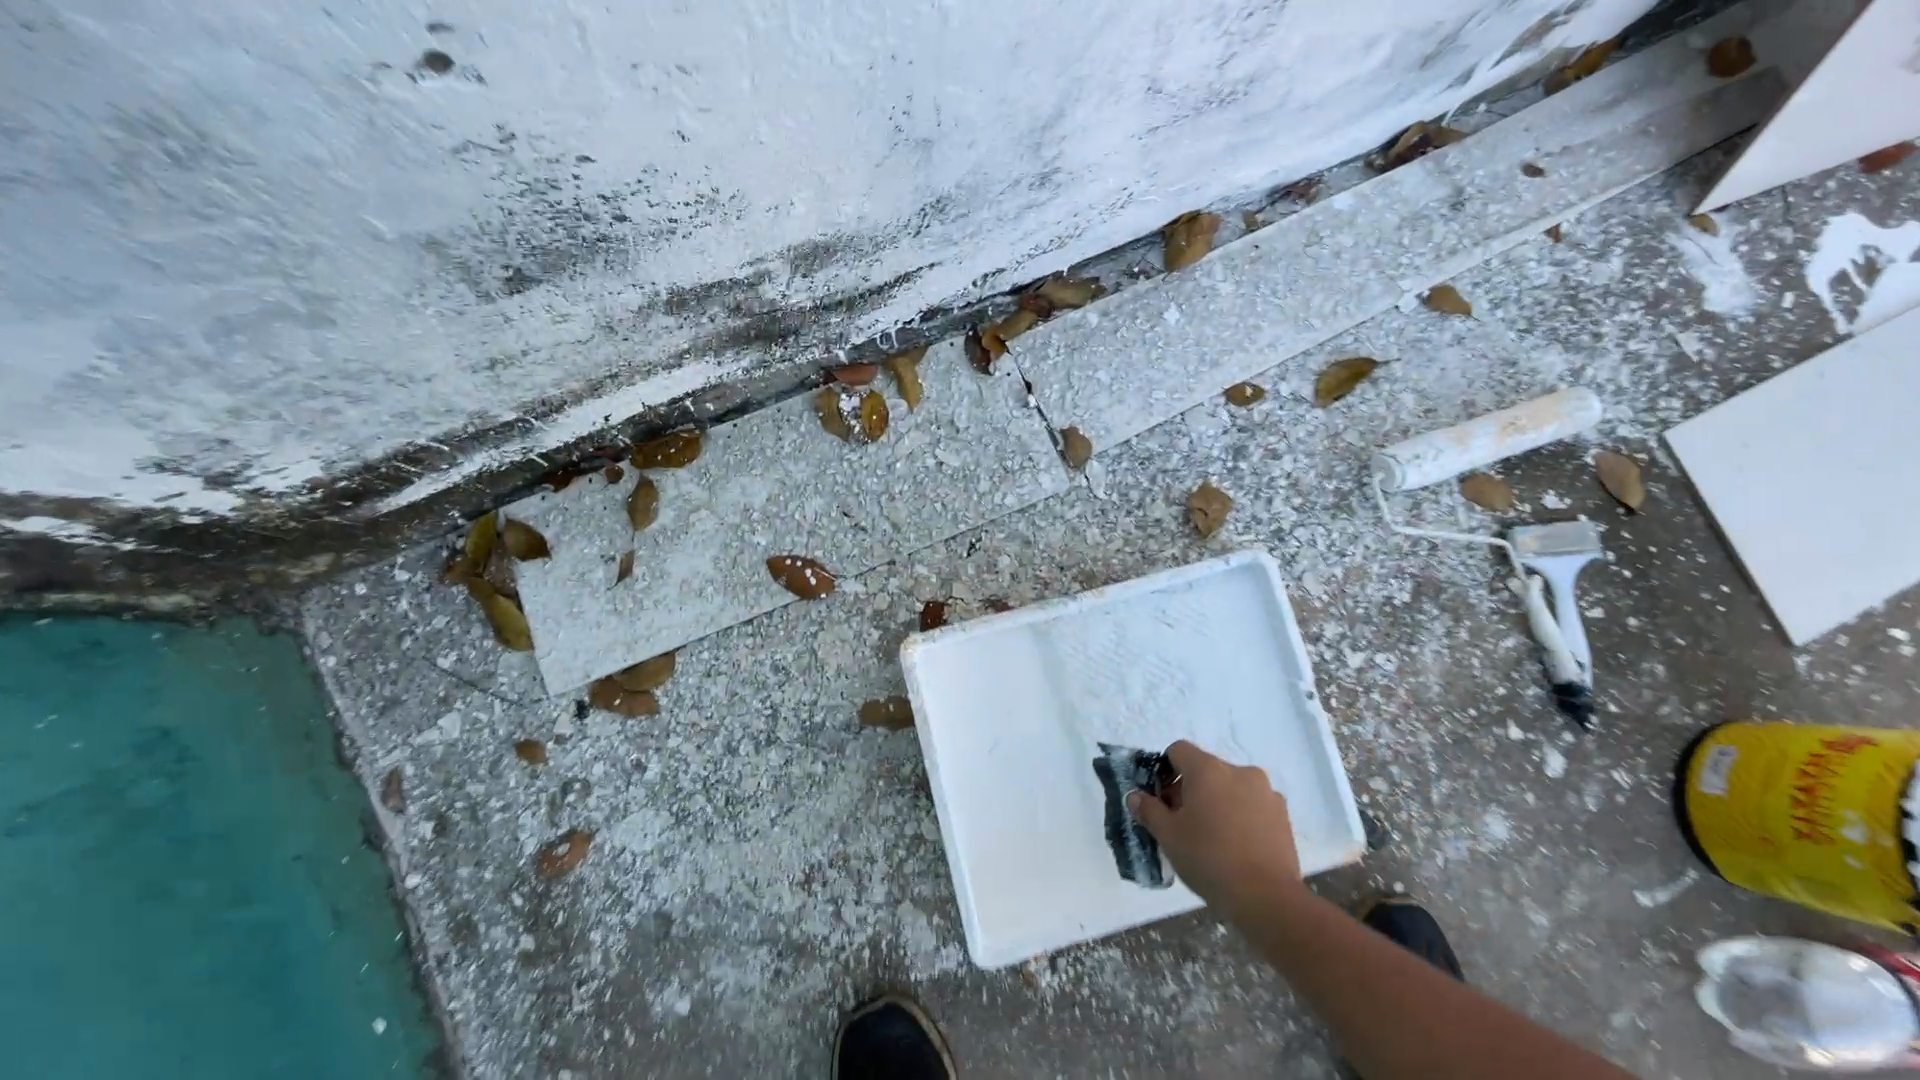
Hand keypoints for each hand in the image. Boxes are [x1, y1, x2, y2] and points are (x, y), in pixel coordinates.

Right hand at [1127, 740, 1302, 916]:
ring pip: (1231, 788)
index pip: (1178, 751)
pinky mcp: (1283, 814)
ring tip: (1213, 839)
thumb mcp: (1168, 836)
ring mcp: (1266, 792)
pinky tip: (1237, 847)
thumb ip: (1149, 811)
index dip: (1165, 771)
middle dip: (1190, 790)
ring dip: (1218, 803)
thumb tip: (1136, 797)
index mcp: (1208, 770)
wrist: (1266, 897)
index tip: (1162, 801)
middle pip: (1206, 770)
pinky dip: (1241, 816)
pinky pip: (1253, 805)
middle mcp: (1239, 771)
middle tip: (1183, 824)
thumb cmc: (1208, 859)